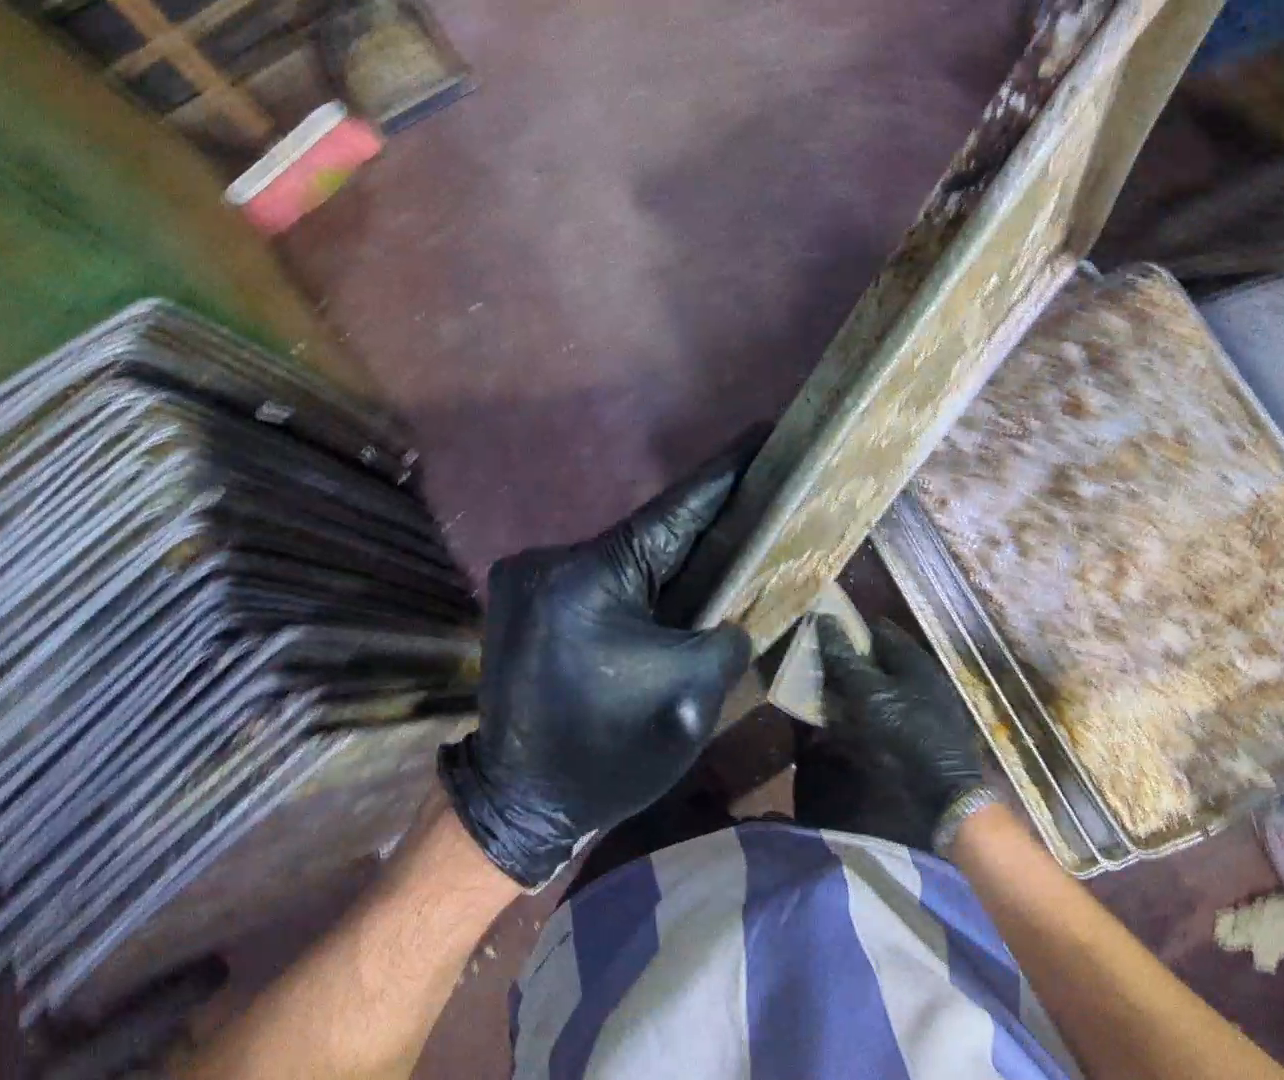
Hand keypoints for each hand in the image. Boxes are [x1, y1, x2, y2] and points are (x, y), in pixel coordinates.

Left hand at [438, 448, 754, 887]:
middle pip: (646, 534)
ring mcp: (526, 576)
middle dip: (704, 525)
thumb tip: (732, 608)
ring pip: (622, 557)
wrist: (520, 804)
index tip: (763, 436)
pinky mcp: (522, 598)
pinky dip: (637, 582)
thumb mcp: (692, 696)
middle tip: (758, 499)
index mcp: (587, 579)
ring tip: (724, 544)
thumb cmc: (609, 756)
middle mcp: (548, 561)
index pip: (674, 513)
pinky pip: (597, 578)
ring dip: (669, 558)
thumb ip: (725, 634)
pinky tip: (671, 586)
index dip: (725, 475)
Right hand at [799, 617, 989, 852]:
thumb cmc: (903, 734)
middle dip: (846, 663)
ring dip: (850, 693)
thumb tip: (823, 619)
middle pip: (877, 661)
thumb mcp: (867, 693)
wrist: (942, 793)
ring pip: (877, 689)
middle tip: (812, 669)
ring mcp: (920, 707)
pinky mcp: (915, 734)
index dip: (849, 627)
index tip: (819, 634)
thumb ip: (844, 658)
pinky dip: (860, 717)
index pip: (877, 629)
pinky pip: (881, 716)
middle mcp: (920, 678)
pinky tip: (838, 728)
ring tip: (818, 699)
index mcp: (912, 660)